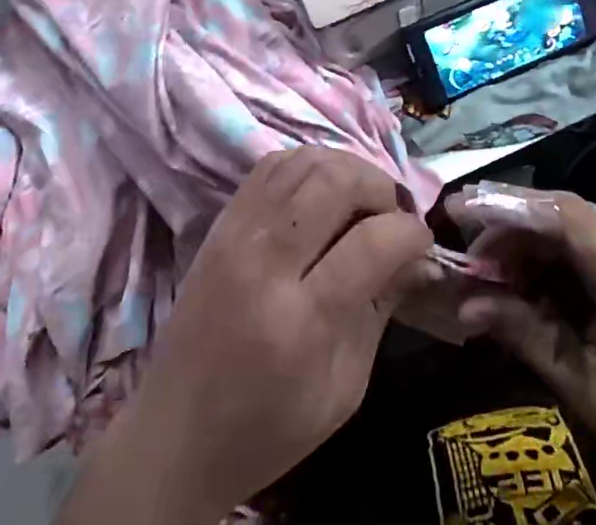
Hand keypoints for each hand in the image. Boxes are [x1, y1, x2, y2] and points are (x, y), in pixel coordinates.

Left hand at [62, 148, 431, 523]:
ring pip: (305, 160)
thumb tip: (421, 258)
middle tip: (392, 217)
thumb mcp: (345, 387)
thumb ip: (384, 309)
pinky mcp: (220, 224)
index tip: (422, 244)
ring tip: (361, 203)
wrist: (174, 435)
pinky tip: (323, 197)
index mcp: (301, 319)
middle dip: (381, 188)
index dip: (411, 233)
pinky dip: (310, 167)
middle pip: (336, 180)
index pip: (372, 242)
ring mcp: (236, 234)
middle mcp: (264, 262)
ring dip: (348, 171)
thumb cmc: (268, 427)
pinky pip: (273, 165)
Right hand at [446, 182, 595, 490]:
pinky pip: (577, 237)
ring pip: (560, 221)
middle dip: (502, 234)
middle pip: (553, 211)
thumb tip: (466, 304)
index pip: (556, 214)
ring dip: (520, 246)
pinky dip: (544, 256)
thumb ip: (525, 333)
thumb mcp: (587, 385)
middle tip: (463, 269)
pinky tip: (523, 287)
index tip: (452, 211)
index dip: (501, 207)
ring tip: (487, 285)